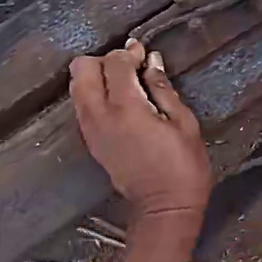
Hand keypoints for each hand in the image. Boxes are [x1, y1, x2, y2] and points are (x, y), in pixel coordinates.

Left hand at [70, 39, 213, 225]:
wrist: (165, 208)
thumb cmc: (184, 168)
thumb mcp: (184, 124)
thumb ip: (163, 89)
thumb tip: (152, 62)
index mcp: (126, 108)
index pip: (115, 64)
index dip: (129, 53)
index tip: (144, 53)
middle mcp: (100, 115)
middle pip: (83, 69)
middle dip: (104, 61)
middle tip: (130, 68)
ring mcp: (91, 130)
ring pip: (77, 87)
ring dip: (96, 77)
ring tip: (123, 83)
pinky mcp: (91, 143)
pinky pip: (82, 107)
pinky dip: (94, 95)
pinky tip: (117, 102)